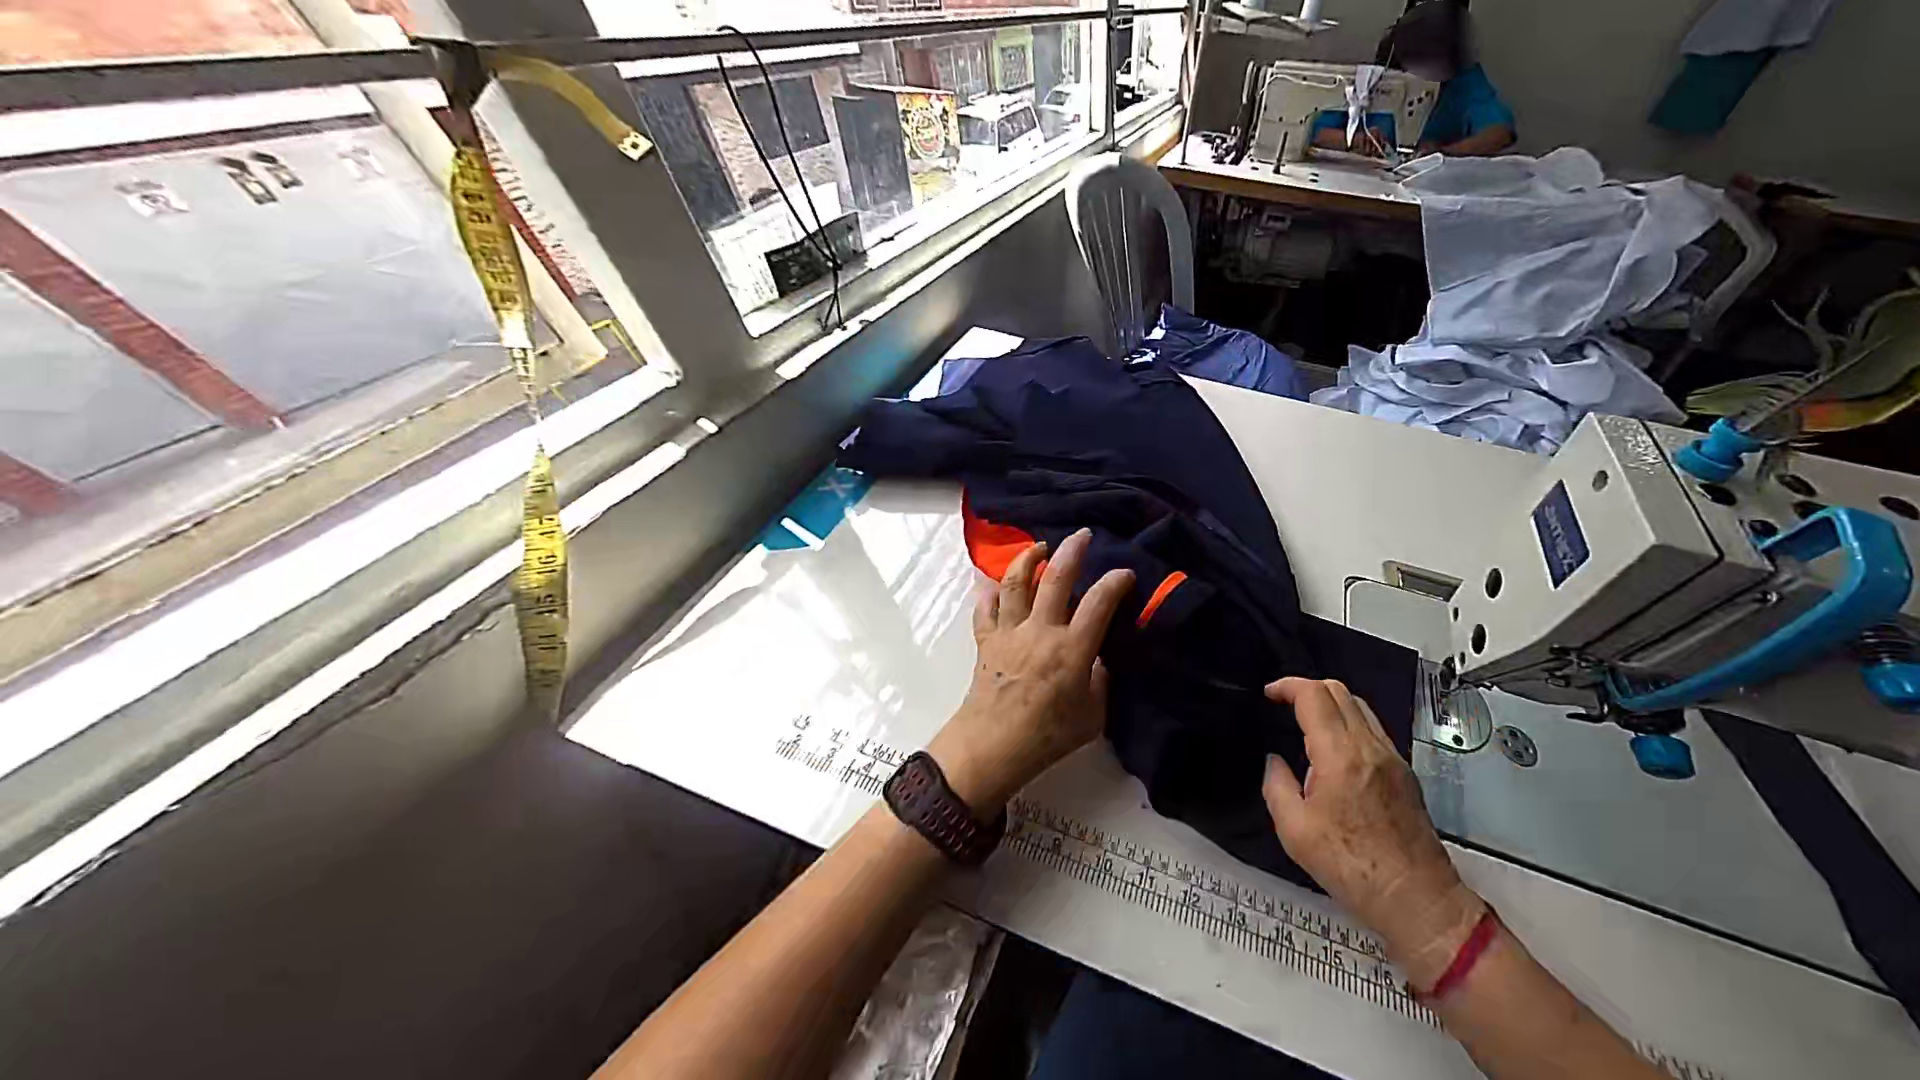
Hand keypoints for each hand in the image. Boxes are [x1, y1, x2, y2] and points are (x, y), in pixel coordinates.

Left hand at [928, 530, 1134, 813]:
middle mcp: (1041, 631)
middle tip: (1081, 535)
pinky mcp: (986, 641)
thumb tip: (1096, 660)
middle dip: (1072, 551)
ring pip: (1016, 584)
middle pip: (1056, 579)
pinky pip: (985, 609)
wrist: (993, 745)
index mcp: (1072, 649)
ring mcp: (1010, 632)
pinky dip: (987, 593)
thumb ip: (1099, 682)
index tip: (1124, 572)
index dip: (1115, 582)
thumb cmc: (1047, 736)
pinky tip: (990, 583)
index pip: (1099, 603)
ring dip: (1028, 560)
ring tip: (1039, 547)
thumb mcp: (1092, 717)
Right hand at [1261, 678, 1485, 990]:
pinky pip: (1372, 728)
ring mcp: (1393, 759)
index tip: (1267, 694)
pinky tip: (1329, 747)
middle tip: (1281, 704)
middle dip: (1305, 688)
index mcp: (1341, 755)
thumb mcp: (1293, 828)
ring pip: (1359, 707)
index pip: (1314, 695)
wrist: (1416, 900)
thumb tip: (1274, 761)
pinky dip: (1346, 721)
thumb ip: (1275, 784)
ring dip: (1328, 703)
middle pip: (1339, 691)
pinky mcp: (1403, 773)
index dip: (1286, 686)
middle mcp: (1371, 748)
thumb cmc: (1351, 866)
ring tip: (1302, 721)